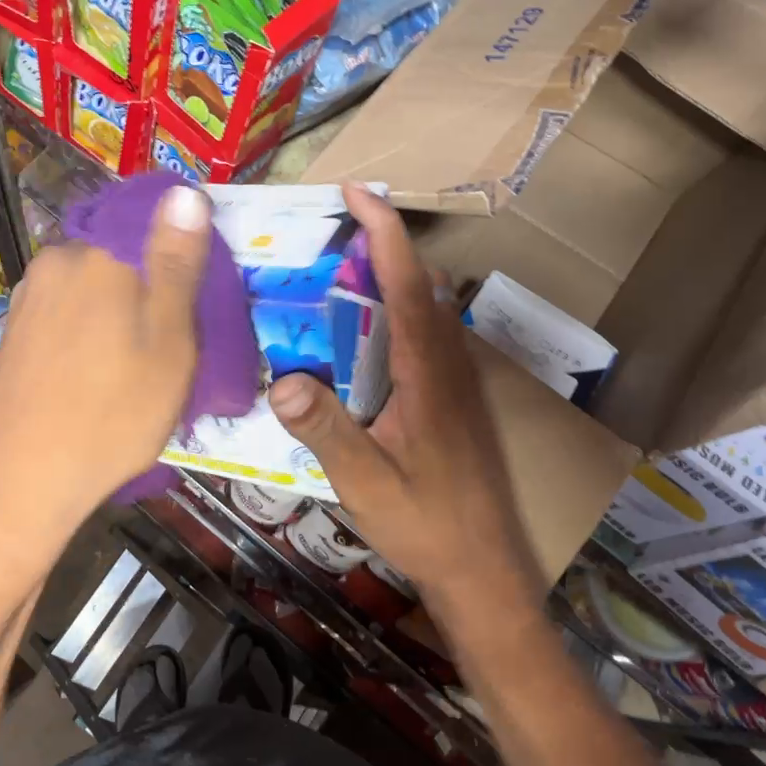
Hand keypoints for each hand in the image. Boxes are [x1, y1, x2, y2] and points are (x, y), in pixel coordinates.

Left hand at [0, 185, 211, 570]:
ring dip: (116, 311)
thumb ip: (176, 263)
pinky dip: (87, 330)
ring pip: (91, 286)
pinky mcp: (14, 328)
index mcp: (98, 255)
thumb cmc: (111, 414)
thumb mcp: (169, 342)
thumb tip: (184, 193)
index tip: (196, 296)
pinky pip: (65, 312)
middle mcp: (56, 261)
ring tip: (135, 366)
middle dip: (147, 285)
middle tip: (172, 342)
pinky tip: (95, 374)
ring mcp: (29, 295)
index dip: (179, 252)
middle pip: (118, 254)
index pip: (150, 221)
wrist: (23, 480)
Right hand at [267, 184, 536, 601]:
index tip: (356, 192)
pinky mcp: (452, 400)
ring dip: (387, 277)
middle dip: (379, 244)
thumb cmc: (426, 524)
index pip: (407, 284)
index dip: (384, 231)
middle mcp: (448, 364)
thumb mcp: (365, 483)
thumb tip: (282, 379)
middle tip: (325, 233)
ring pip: (425, 307)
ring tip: (332, 274)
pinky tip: (356, 337)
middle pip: (419, 284)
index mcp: (427, 373)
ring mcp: (455, 382)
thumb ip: (326, 430)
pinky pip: (423, 334)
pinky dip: (392, 310)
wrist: (483, 573)